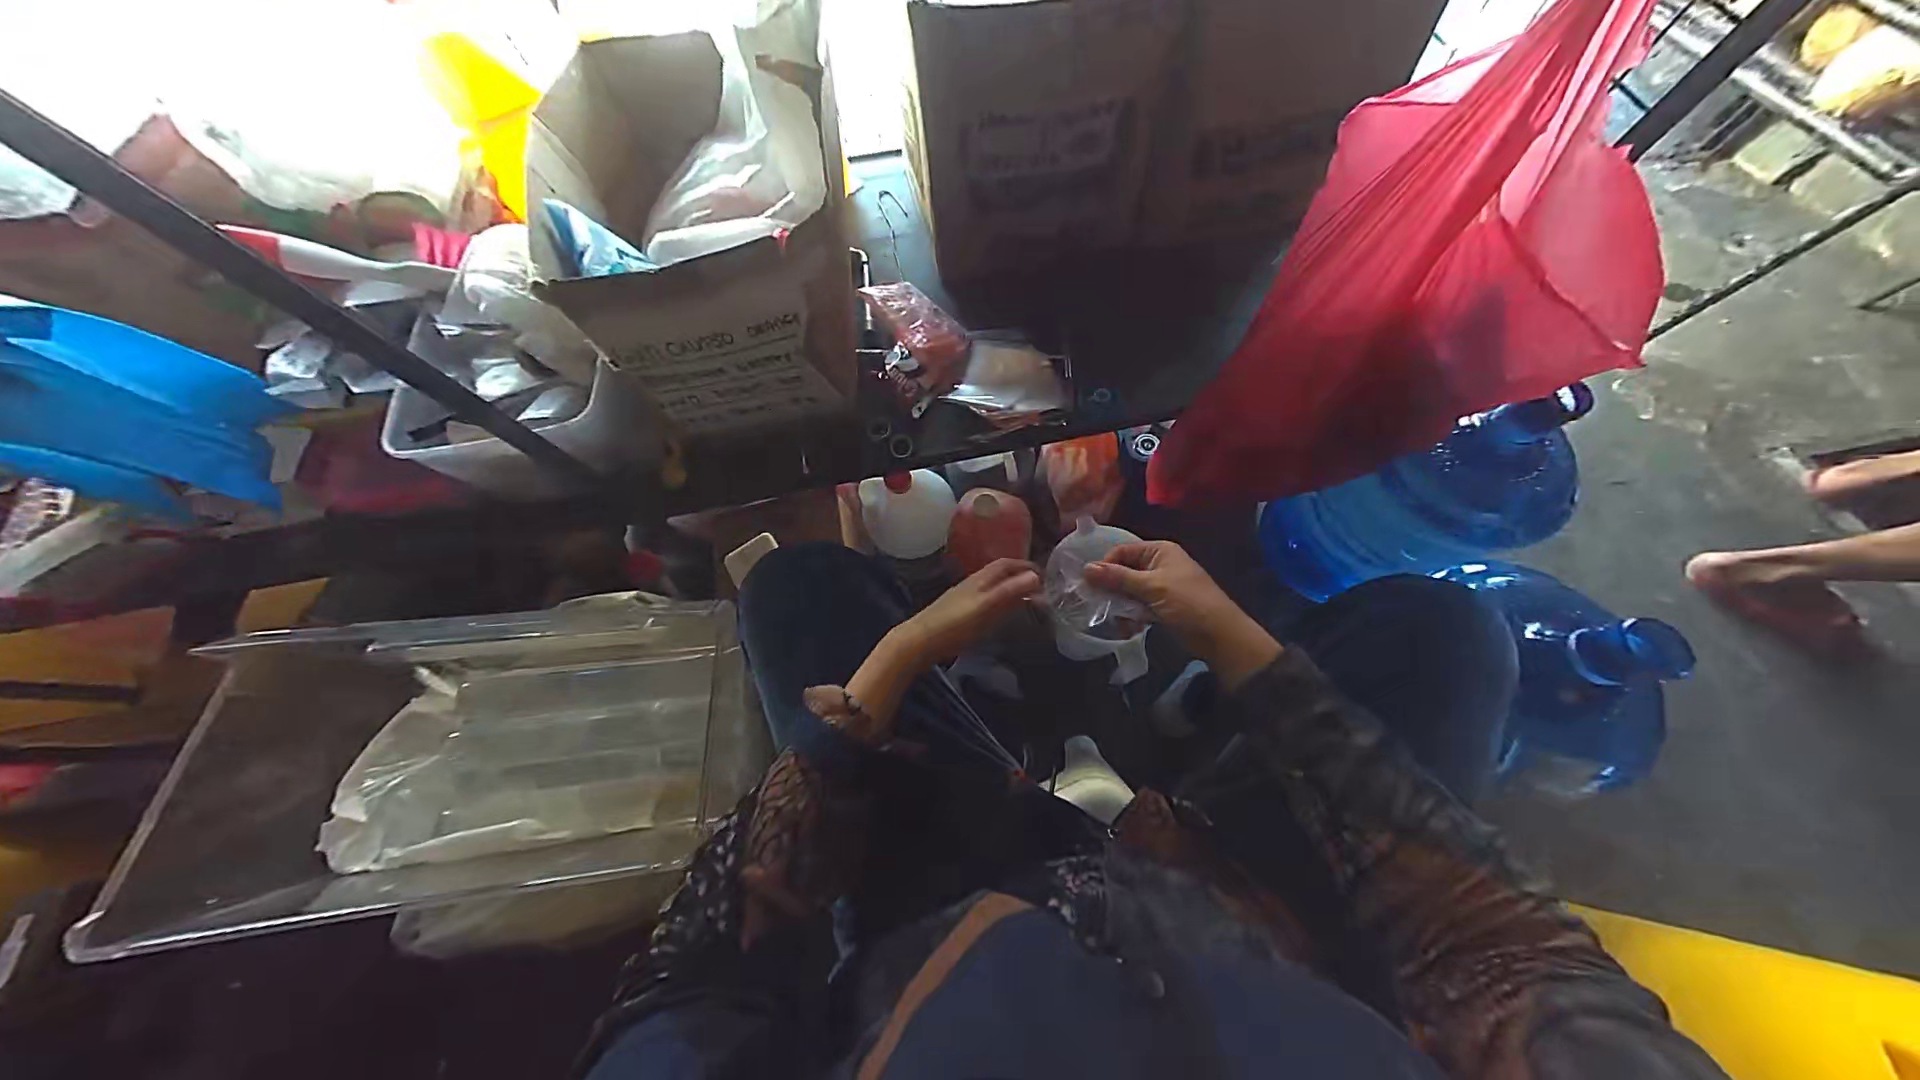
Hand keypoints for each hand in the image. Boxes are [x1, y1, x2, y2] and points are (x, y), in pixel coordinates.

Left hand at [847, 560, 1040, 731]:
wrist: (920, 642)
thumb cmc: (955, 624)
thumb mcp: (986, 607)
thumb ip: (1010, 591)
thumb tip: (1036, 575)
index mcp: (980, 579)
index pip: (1006, 563)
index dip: (1025, 565)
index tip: (1045, 574)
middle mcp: (972, 583)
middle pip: (998, 573)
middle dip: (1019, 575)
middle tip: (1039, 587)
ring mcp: (963, 597)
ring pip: (991, 585)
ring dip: (1009, 587)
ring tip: (1025, 598)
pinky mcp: (958, 612)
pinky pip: (984, 599)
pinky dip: (998, 600)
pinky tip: (1000, 613)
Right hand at [1083, 541, 1280, 689]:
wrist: (1220, 636)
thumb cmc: (1188, 603)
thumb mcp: (1152, 588)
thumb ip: (1118, 578)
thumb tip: (1086, 568)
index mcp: (1159, 551)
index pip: (1122, 551)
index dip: (1105, 566)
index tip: (1090, 585)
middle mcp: (1158, 564)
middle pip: (1123, 572)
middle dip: (1112, 590)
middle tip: (1098, 605)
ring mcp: (1159, 586)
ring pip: (1128, 592)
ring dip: (1121, 607)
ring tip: (1119, 622)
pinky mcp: (1160, 606)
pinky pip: (1137, 606)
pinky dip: (1131, 617)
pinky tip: (1129, 629)